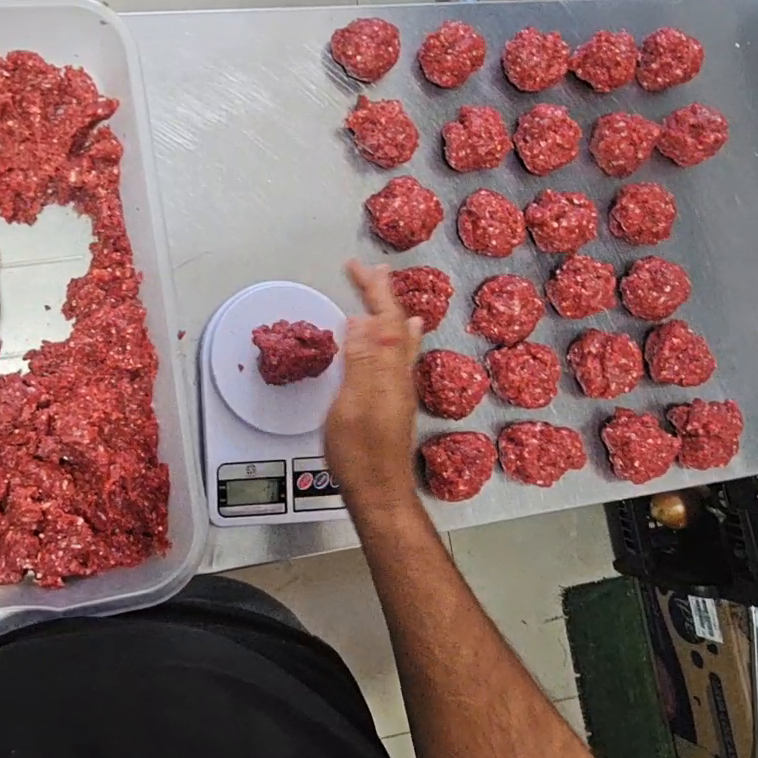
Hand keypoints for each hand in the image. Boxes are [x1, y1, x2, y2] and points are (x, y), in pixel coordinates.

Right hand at [326, 260, 423, 517]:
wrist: (379, 491)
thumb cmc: (360, 452)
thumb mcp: (352, 403)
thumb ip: (360, 361)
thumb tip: (360, 320)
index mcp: (389, 370)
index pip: (384, 319)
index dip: (373, 290)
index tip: (358, 266)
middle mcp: (400, 374)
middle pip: (396, 324)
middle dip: (383, 294)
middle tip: (371, 270)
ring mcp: (399, 388)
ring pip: (400, 339)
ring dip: (391, 311)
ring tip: (389, 293)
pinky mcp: (394, 401)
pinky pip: (400, 355)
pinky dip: (397, 335)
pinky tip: (405, 337)